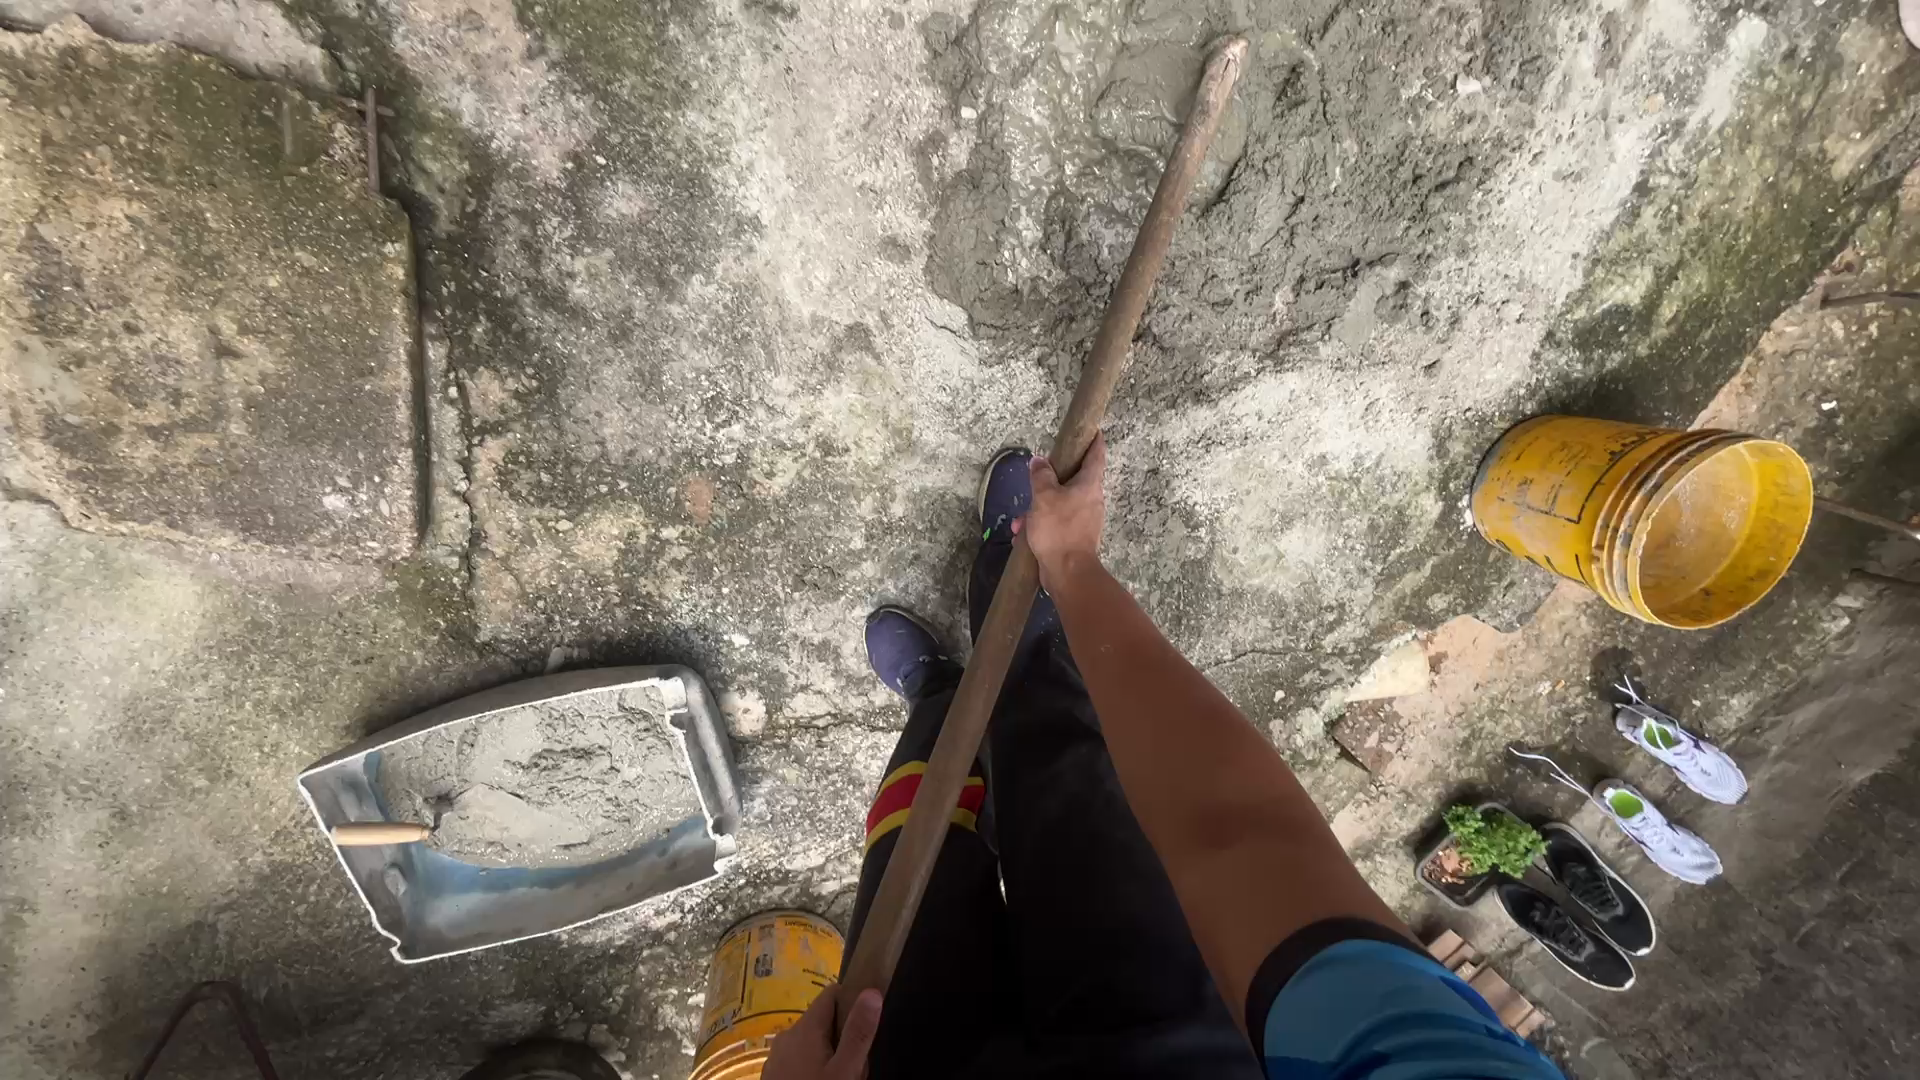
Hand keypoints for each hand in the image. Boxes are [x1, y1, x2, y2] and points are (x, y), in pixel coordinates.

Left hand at [762, 987, 881, 1079]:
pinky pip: (799, 1063)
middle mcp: (787, 1037)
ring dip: (830, 1058)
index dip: (851, 1004)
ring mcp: (776, 1060)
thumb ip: (858, 1032)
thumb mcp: (845, 1073)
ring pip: (812, 1045)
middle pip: (823, 1022)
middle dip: (843, 1039)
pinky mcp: (773, 1079)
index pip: (831, 994)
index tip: (864, 1031)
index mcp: (804, 1028)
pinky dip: (813, 1072)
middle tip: (856, 1070)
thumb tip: (871, 991)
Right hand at [1013, 431, 1107, 591]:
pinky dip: (1039, 527)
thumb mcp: (1043, 497)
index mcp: (1089, 485)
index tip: (1092, 430)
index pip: (1096, 455)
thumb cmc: (1058, 529)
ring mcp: (1084, 520)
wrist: (1067, 572)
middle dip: (1049, 482)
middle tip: (1035, 479)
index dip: (1093, 441)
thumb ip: (1041, 476)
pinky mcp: (1075, 538)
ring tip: (1020, 521)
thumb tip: (1040, 462)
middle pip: (1073, 481)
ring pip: (1058, 505)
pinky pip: (1055, 524)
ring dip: (1037, 510)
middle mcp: (1091, 500)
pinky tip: (1023, 535)